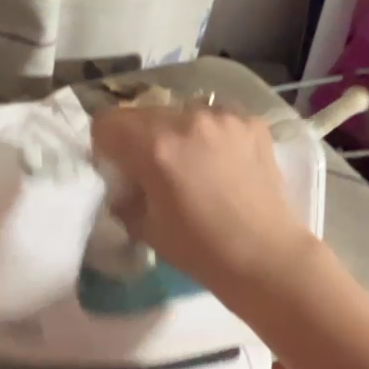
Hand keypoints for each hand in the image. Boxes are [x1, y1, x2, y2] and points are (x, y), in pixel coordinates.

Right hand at [90, 104, 320, 296]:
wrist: (264, 256)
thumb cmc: (198, 249)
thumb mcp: (145, 228)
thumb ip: (126, 196)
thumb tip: (125, 184)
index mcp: (155, 146)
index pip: (107, 122)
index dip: (105, 146)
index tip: (116, 168)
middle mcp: (188, 119)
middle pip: (144, 114)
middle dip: (140, 140)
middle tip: (153, 173)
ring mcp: (224, 117)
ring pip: (182, 113)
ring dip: (177, 134)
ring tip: (192, 168)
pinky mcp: (252, 122)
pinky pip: (216, 119)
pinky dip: (210, 136)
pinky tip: (221, 166)